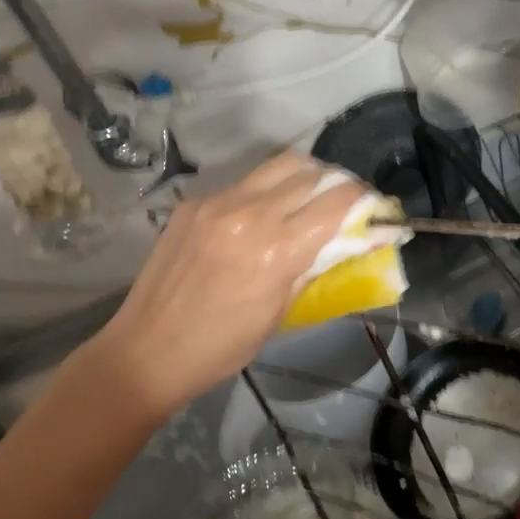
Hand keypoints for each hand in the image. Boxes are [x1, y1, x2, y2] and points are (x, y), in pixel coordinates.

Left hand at [83, 151, 366, 415]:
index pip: (339, 200)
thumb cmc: (223, 345)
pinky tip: (262, 217)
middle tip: (343, 203)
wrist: (144, 353)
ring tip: (308, 199)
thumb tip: (361, 237)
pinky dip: (267, 192)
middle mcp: (250, 215)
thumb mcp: (283, 309)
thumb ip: (319, 263)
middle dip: (338, 185)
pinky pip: (246, 182)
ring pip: (282, 165)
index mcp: (277, 249)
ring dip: (305, 177)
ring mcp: (218, 204)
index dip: (365, 200)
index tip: (374, 209)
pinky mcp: (194, 203)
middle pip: (314, 172)